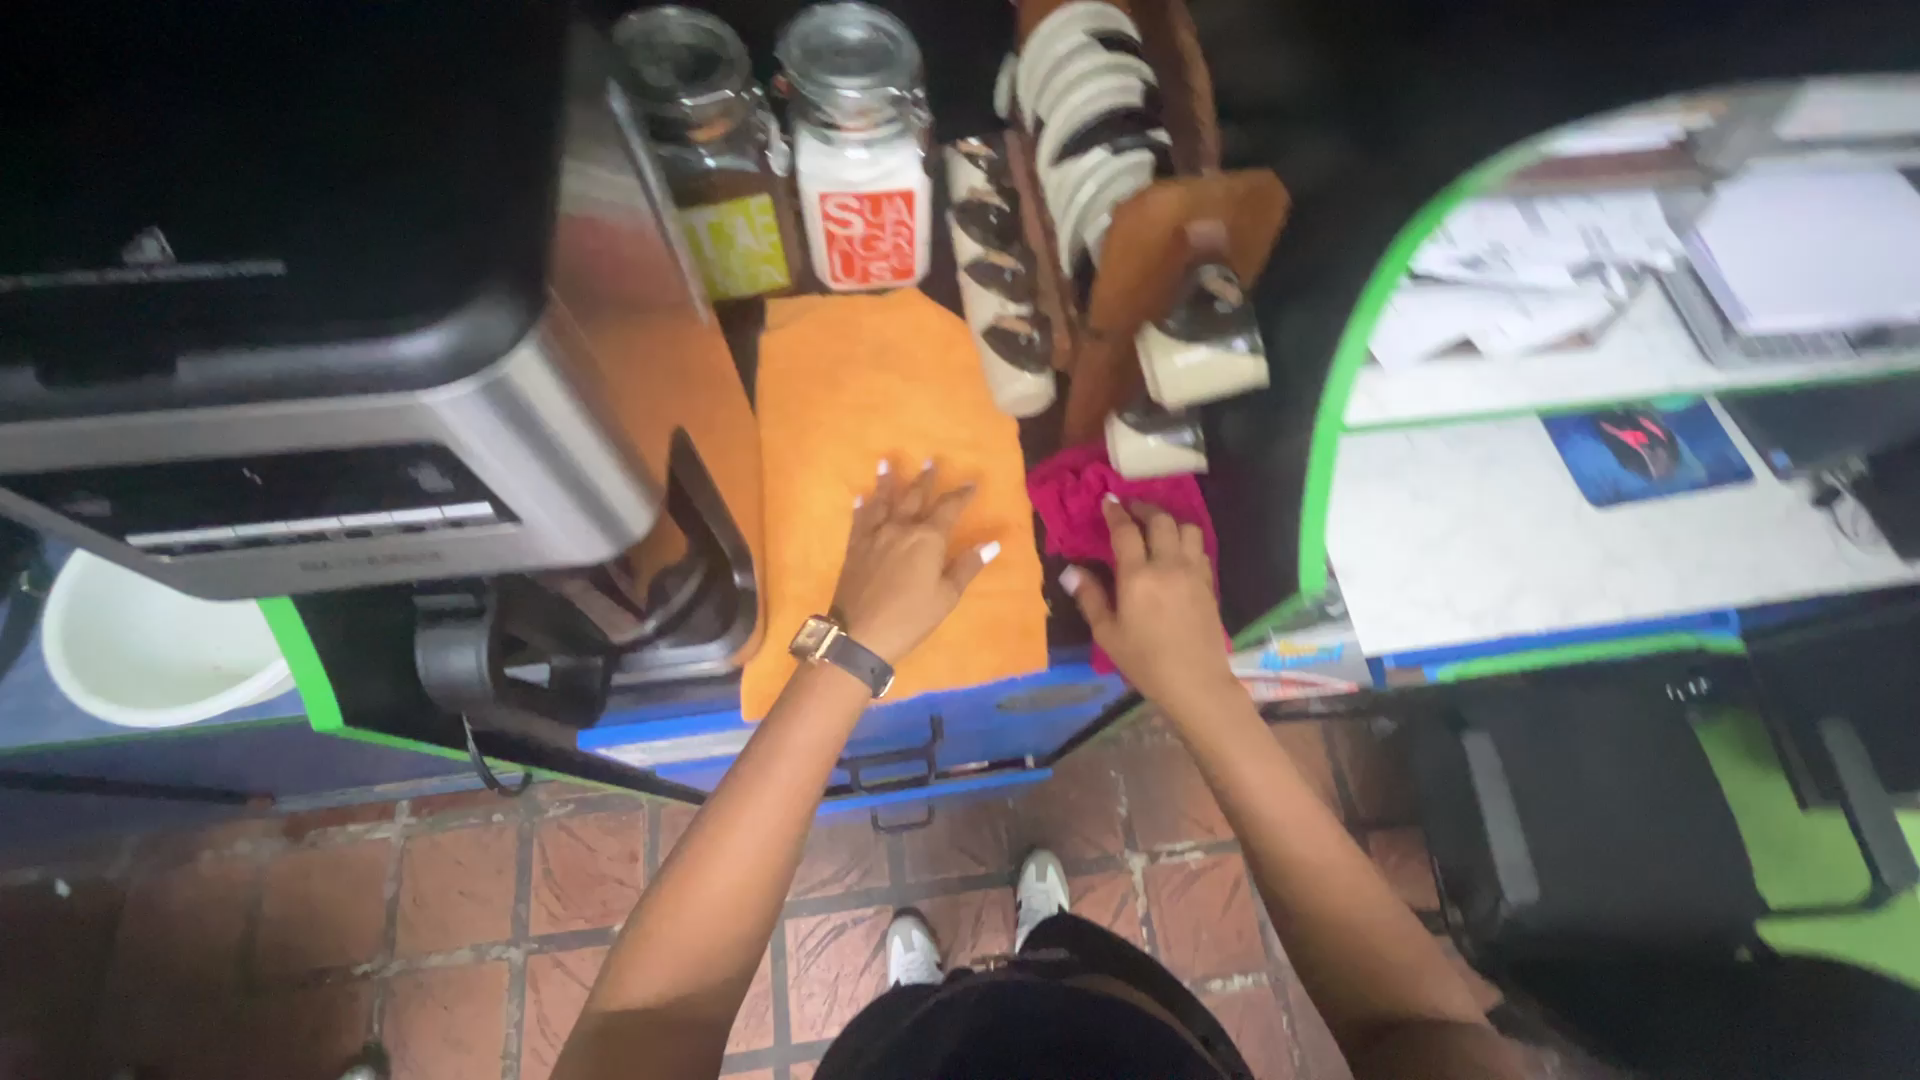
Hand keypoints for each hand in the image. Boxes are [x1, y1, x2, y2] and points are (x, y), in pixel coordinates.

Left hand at [831, 460, 999, 664]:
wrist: (860, 634)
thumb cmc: (910, 618)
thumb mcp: (946, 596)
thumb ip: (967, 566)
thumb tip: (992, 543)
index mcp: (927, 539)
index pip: (949, 508)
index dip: (961, 495)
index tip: (971, 483)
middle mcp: (900, 528)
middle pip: (915, 497)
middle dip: (925, 479)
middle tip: (930, 460)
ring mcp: (874, 535)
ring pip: (883, 501)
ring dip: (887, 481)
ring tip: (887, 462)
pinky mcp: (855, 547)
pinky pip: (860, 519)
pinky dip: (863, 506)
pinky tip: (862, 497)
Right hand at [1063, 497, 1237, 710]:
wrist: (1195, 682)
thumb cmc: (1144, 662)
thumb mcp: (1107, 634)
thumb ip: (1090, 597)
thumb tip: (1072, 571)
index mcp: (1137, 577)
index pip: (1126, 531)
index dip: (1115, 512)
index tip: (1108, 502)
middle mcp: (1167, 566)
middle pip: (1160, 520)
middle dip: (1143, 508)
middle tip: (1131, 508)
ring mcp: (1193, 572)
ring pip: (1187, 528)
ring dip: (1170, 521)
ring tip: (1157, 526)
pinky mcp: (1209, 583)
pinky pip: (1200, 548)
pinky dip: (1186, 540)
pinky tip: (1176, 550)